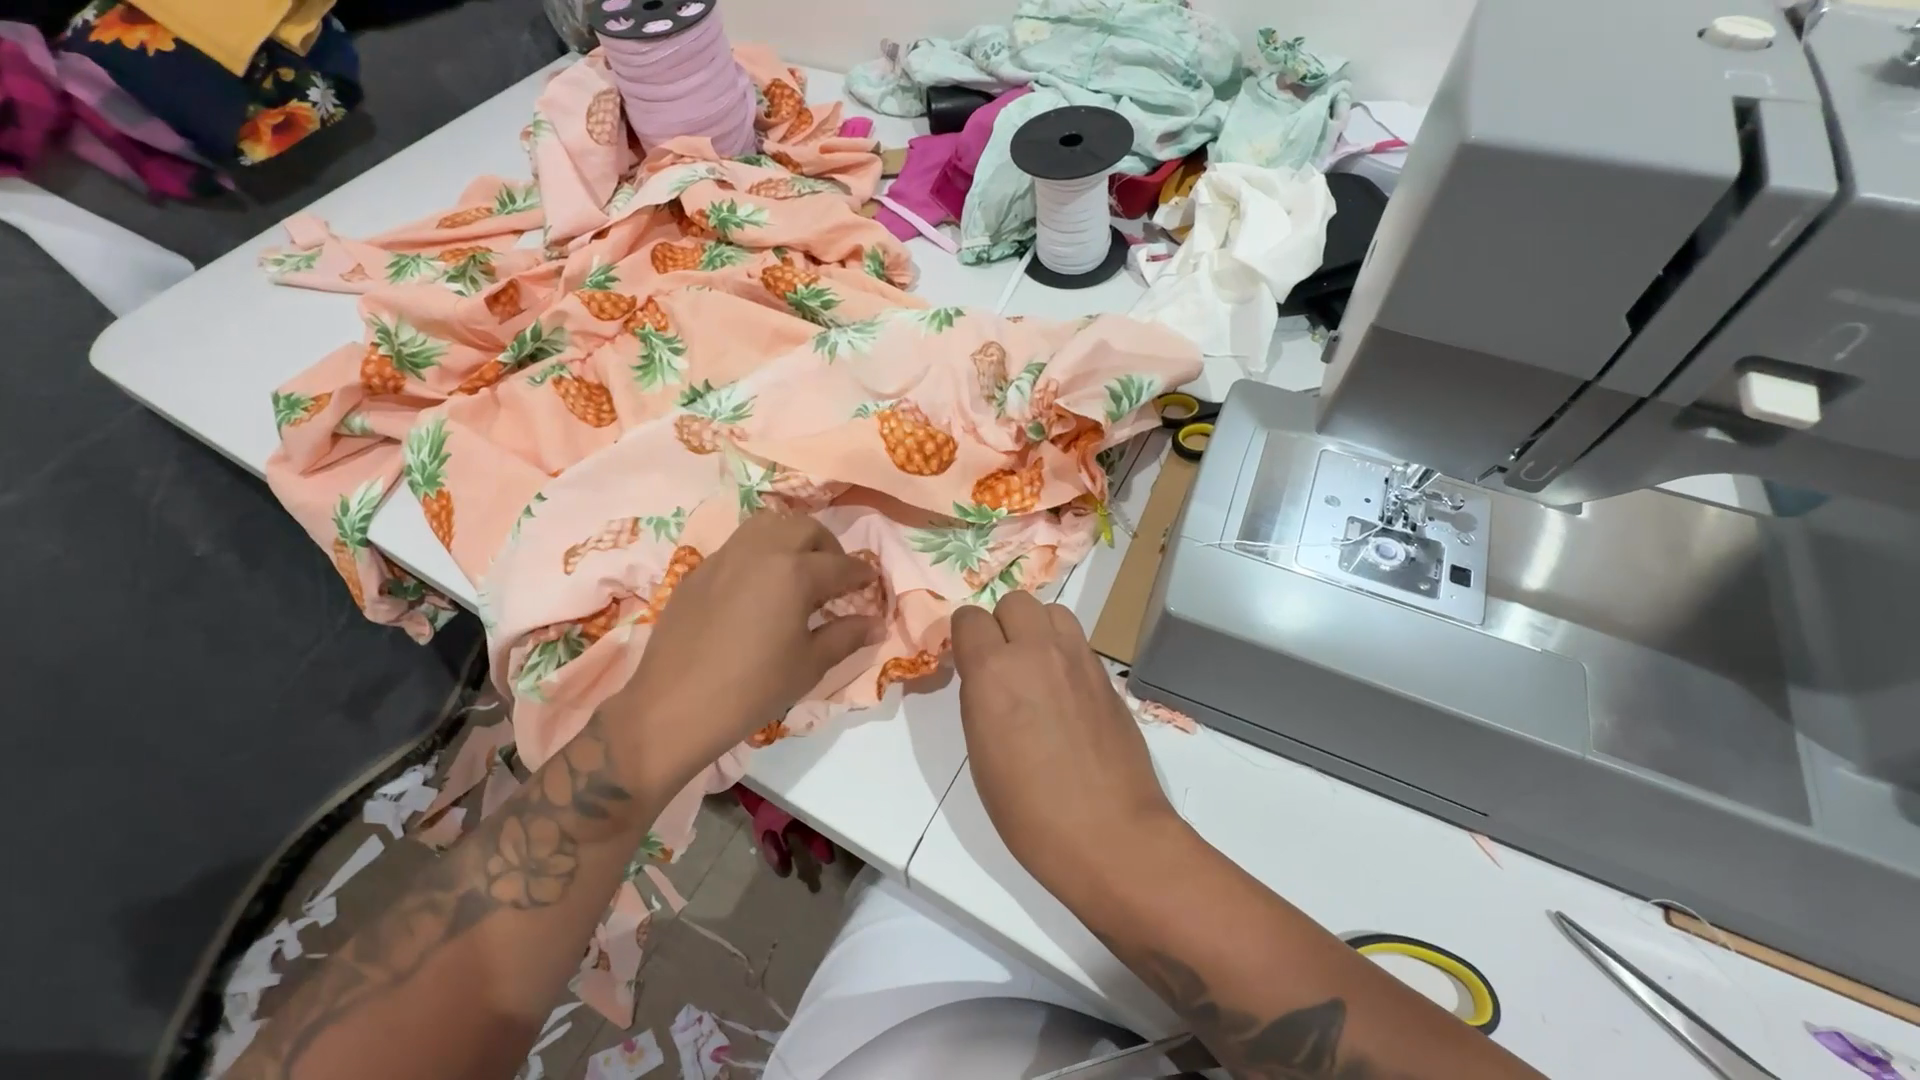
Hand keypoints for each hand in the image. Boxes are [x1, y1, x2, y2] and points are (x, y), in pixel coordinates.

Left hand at [611, 514, 879, 787]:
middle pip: (805, 528)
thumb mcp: (809, 665)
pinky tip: (757, 589)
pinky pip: (736, 547)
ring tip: (796, 570)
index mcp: (795, 572)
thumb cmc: (753, 690)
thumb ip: (846, 636)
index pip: (842, 565)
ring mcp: (724, 558)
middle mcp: (761, 552)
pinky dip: (757, 555)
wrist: (674, 707)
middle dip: (828, 547)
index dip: (862, 574)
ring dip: (790, 538)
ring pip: (766, 525)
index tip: (871, 582)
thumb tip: (876, 623)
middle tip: (835, 576)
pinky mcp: (697, 572)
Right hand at [952, 592, 1180, 896]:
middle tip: (1001, 663)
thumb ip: (980, 699)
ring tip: (1035, 670)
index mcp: (994, 671)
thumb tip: (987, 678)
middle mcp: (1037, 651)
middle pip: (1015, 601)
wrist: (1108, 833)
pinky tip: (1065, 693)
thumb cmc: (1028, 811)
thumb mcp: (981, 753)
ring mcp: (1079, 660)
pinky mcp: (1108, 677)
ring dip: (1038, 630)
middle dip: (1002, 624)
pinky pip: (1079, 643)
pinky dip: (1065, 653)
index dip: (964, 638)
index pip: (969, 618)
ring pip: (1053, 612)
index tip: (966, 662)